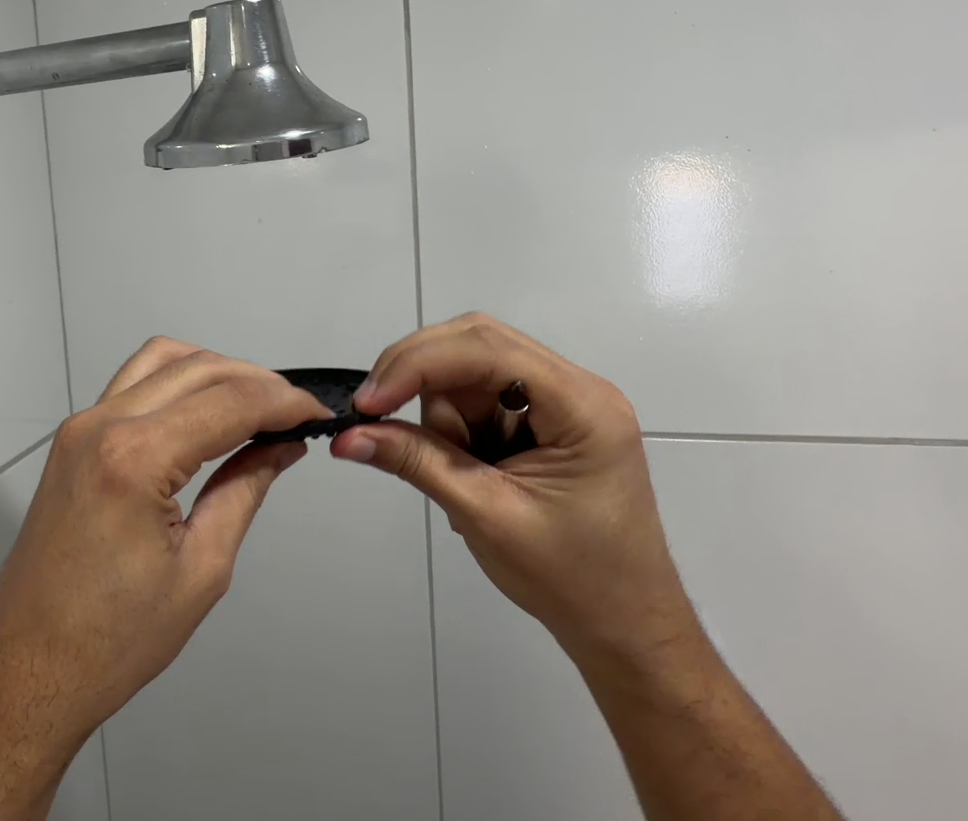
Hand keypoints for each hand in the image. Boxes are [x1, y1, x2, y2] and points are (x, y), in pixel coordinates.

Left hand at [0, 339, 330, 819]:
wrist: (28, 668)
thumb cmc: (110, 639)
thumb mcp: (202, 568)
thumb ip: (245, 489)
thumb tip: (280, 447)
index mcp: (134, 458)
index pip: (229, 401)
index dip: (284, 402)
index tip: (317, 412)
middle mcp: (101, 426)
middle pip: (197, 368)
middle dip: (257, 381)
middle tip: (296, 413)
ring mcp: (79, 428)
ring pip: (160, 360)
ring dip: (215, 371)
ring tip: (256, 407)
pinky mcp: (71, 441)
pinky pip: (132, 384)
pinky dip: (177, 383)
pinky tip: (207, 413)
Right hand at [331, 314, 695, 661]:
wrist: (623, 624)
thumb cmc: (568, 577)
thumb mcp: (484, 515)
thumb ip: (416, 462)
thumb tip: (345, 436)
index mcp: (581, 406)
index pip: (486, 350)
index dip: (418, 364)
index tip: (368, 404)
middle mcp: (576, 387)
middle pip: (476, 344)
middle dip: (420, 377)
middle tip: (376, 417)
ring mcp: (562, 400)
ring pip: (470, 369)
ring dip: (443, 413)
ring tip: (460, 476)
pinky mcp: (545, 419)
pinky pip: (480, 397)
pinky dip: (456, 426)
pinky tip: (469, 469)